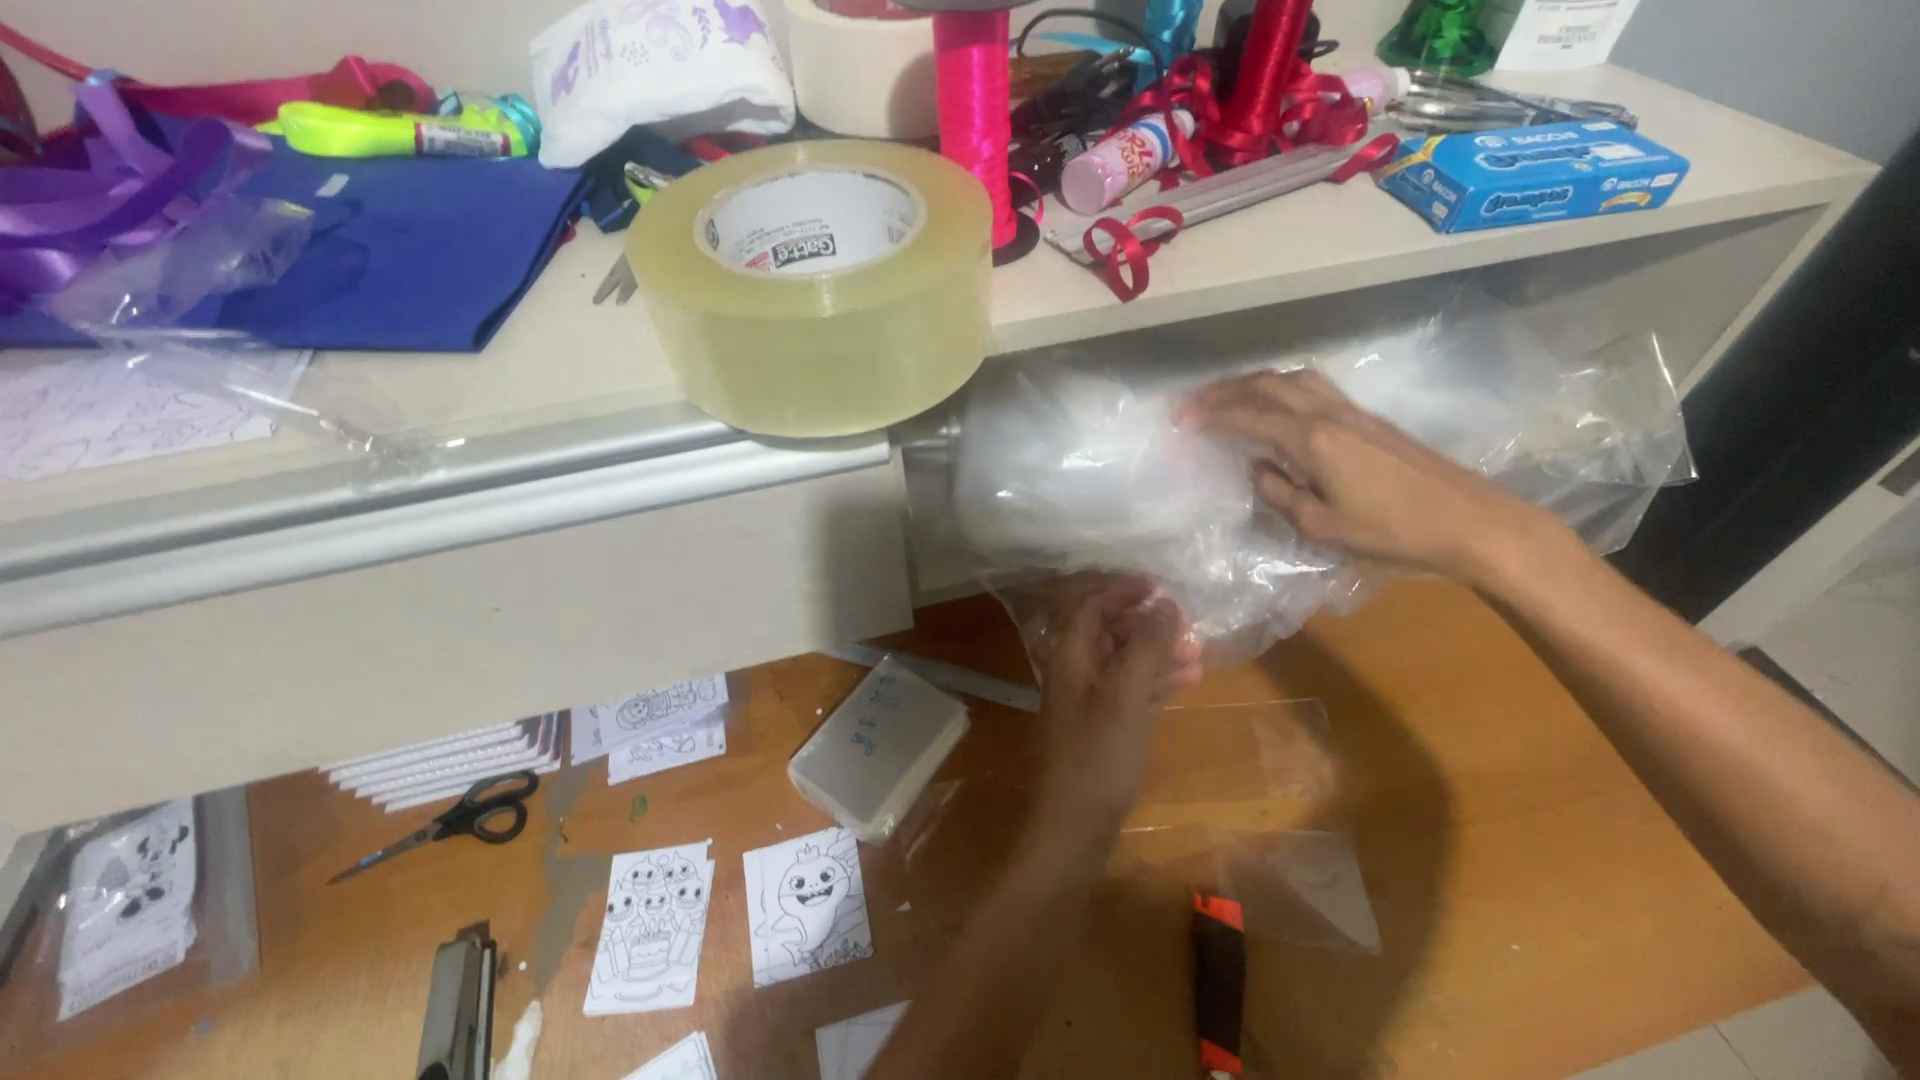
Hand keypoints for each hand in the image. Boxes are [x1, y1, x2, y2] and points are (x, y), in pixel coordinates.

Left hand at [1033, 577, 1202, 831]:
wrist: (1074, 828)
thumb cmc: (1098, 758)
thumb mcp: (1126, 697)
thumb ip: (1144, 647)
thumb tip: (1164, 602)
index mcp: (1070, 660)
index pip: (1091, 608)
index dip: (1123, 592)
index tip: (1161, 587)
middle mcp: (1076, 676)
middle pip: (1110, 634)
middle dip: (1148, 624)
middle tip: (1188, 624)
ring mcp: (1090, 705)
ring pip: (1125, 664)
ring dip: (1158, 654)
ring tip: (1199, 652)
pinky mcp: (1105, 731)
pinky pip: (1132, 694)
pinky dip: (1157, 683)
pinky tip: (1189, 682)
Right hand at [1185, 370, 1564, 584]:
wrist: (1467, 520)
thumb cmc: (1391, 531)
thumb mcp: (1321, 526)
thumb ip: (1280, 494)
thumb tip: (1258, 469)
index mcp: (1311, 439)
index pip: (1248, 417)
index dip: (1210, 415)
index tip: (1179, 418)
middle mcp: (1328, 413)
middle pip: (1268, 384)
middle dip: (1226, 388)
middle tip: (1193, 399)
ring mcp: (1352, 412)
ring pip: (1293, 379)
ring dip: (1255, 381)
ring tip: (1230, 395)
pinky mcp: (1369, 419)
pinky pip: (1314, 388)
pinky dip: (1282, 387)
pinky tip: (1278, 403)